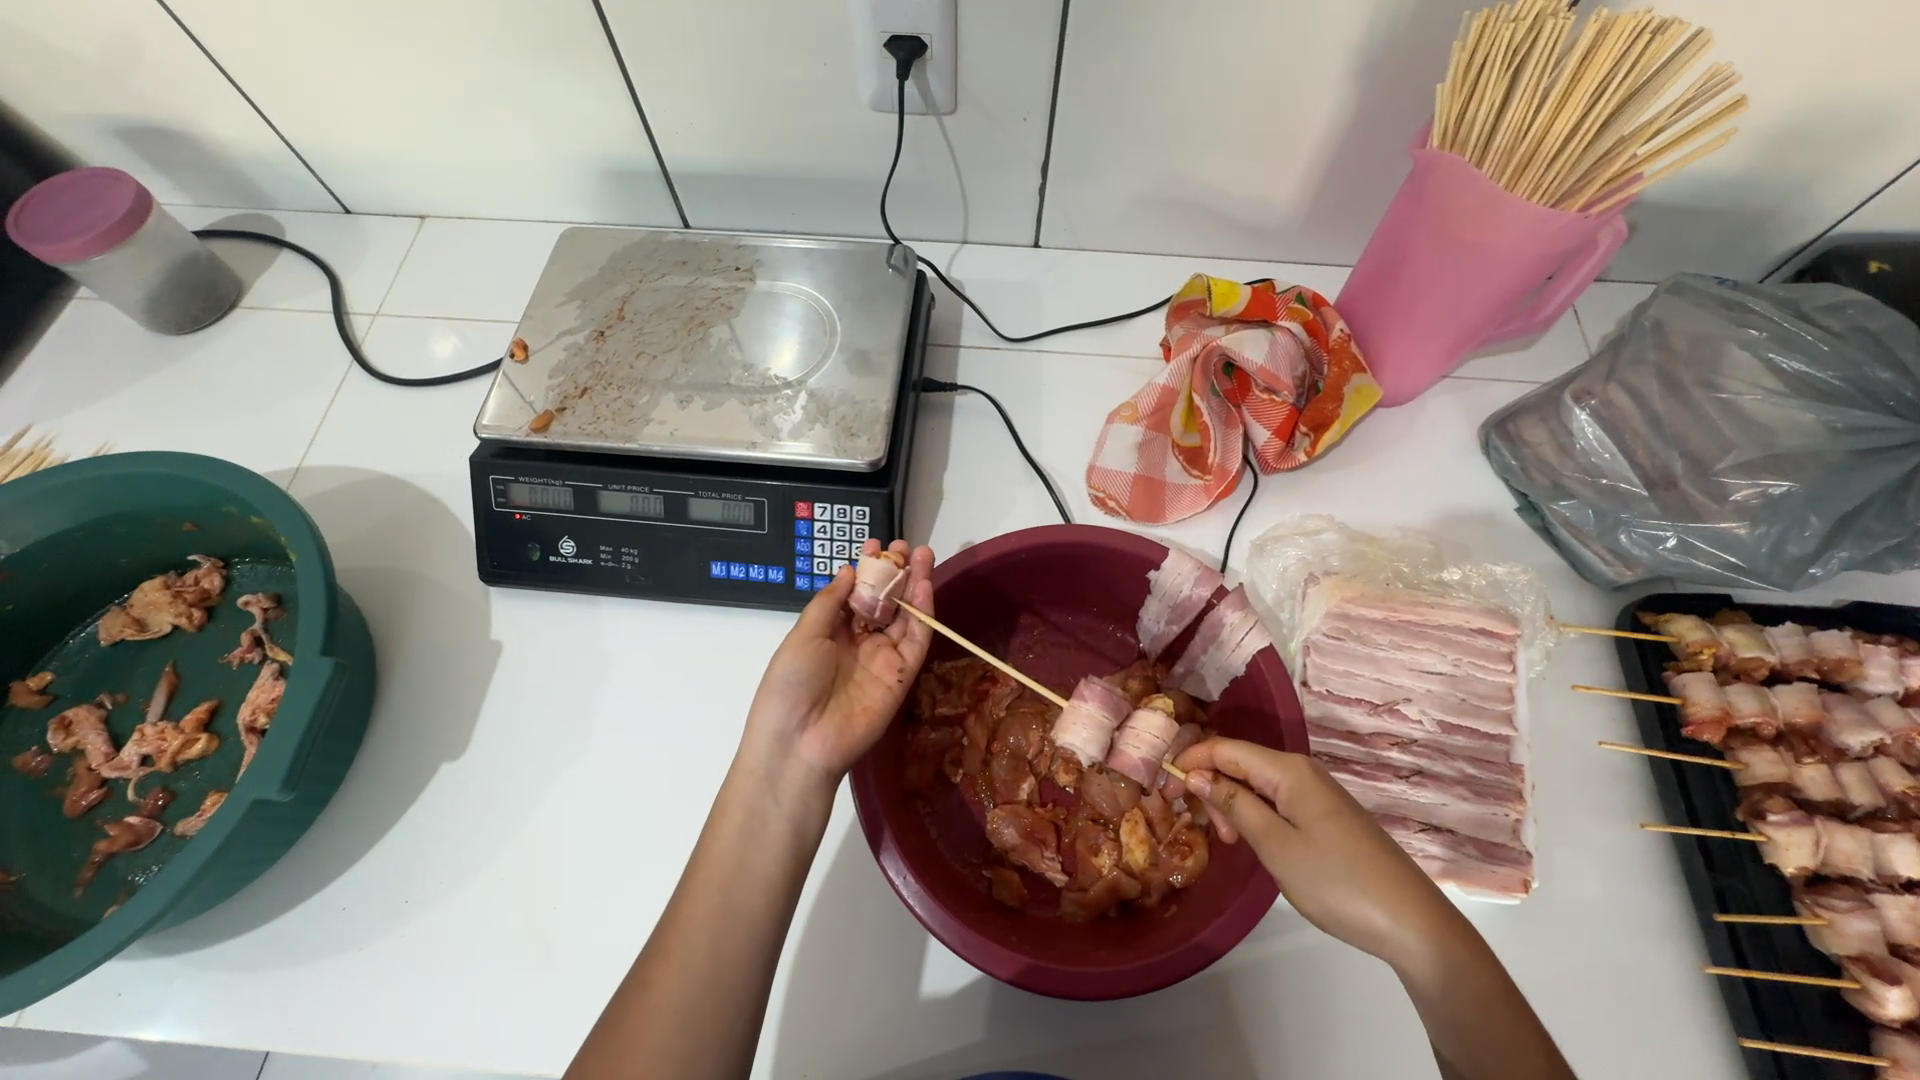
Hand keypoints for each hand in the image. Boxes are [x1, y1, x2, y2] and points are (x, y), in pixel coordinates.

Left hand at [739, 539, 934, 800]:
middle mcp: (860, 642)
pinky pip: (916, 640)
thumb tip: (849, 570)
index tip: (875, 544)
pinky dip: (923, 613)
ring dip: (915, 585)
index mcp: (831, 632)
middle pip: (885, 602)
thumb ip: (830, 602)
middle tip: (905, 546)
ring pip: (905, 616)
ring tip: (922, 555)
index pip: (856, 594)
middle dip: (895, 573)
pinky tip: (924, 586)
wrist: (800, 741)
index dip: (867, 569)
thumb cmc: (790, 685)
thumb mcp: (803, 635)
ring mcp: (883, 658)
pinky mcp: (902, 675)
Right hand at [1176, 738, 1467, 971]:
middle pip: (1241, 763)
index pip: (1225, 748)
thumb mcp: (1275, 845)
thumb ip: (1234, 804)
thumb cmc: (1336, 881)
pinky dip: (1258, 817)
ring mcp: (1318, 794)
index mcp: (1289, 770)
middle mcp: (1303, 772)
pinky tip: (1257, 844)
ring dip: (1235, 806)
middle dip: (1213, 787)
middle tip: (1211, 831)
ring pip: (1258, 785)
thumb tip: (1196, 773)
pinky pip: (1278, 802)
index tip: (1165, 789)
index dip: (1191, 761)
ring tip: (1234, 844)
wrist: (1412, 923)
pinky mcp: (1327, 817)